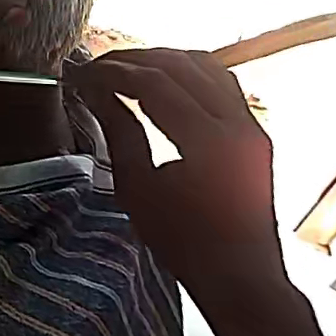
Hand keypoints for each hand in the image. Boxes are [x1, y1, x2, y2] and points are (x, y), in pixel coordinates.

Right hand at [70, 49, 281, 303]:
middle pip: (179, 66)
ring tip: (123, 68)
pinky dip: (186, 71)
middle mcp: (237, 124)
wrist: (240, 276)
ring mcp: (251, 124)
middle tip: (95, 67)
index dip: (112, 72)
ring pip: (204, 64)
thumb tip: (93, 91)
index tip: (81, 72)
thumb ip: (118, 130)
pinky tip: (160, 79)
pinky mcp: (254, 129)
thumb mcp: (137, 187)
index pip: (154, 83)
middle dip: (132, 60)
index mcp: (208, 142)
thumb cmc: (182, 241)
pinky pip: (220, 81)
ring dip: (160, 59)